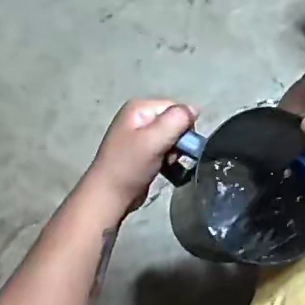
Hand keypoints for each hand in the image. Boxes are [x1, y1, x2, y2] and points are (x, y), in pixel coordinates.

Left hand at [78, 99, 197, 215]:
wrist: (109, 197)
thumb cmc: (130, 166)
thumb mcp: (155, 139)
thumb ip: (177, 120)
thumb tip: (195, 109)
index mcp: (138, 108)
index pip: (175, 108)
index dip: (183, 126)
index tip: (179, 145)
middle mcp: (138, 117)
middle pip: (173, 122)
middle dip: (178, 139)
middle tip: (171, 156)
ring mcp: (138, 134)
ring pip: (170, 137)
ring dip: (173, 151)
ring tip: (166, 163)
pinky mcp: (141, 151)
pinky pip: (163, 148)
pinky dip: (167, 158)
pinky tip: (163, 167)